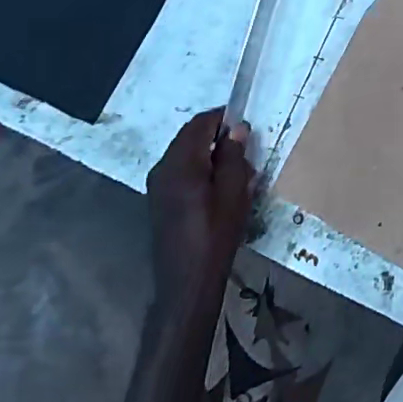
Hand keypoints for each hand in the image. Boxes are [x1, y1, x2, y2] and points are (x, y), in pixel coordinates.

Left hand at [146, 108, 254, 315]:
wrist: (186, 283)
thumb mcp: (233, 192)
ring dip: (210, 155)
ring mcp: (157, 186)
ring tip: (236, 173)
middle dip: (218, 137)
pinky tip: (219, 190)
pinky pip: (181, 172)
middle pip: (190, 138)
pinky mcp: (159, 201)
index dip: (222, 118)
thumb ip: (233, 156)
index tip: (244, 124)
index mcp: (180, 162)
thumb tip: (236, 129)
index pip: (199, 123)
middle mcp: (163, 168)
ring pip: (186, 155)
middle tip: (245, 151)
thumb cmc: (215, 234)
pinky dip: (200, 170)